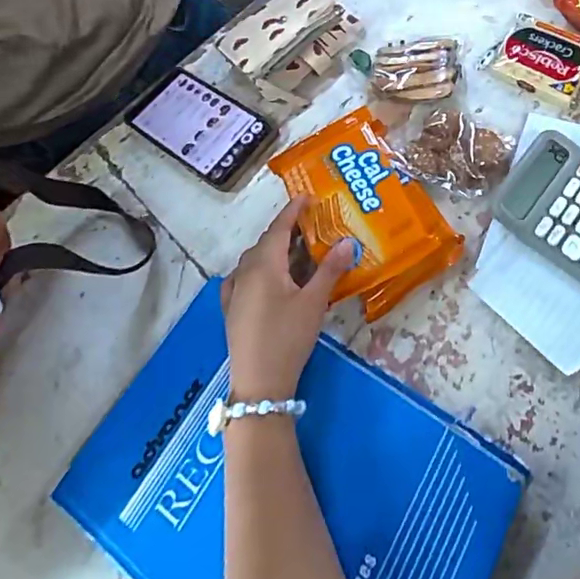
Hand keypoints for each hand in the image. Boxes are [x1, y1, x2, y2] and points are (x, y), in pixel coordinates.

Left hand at [222, 197, 358, 398]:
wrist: (259, 382)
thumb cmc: (288, 337)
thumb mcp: (315, 302)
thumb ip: (330, 269)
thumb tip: (348, 240)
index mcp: (264, 264)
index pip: (279, 228)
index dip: (293, 210)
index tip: (308, 196)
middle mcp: (245, 272)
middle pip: (266, 242)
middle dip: (287, 230)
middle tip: (311, 226)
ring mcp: (235, 292)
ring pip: (254, 260)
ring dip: (274, 250)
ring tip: (296, 251)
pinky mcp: (232, 310)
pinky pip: (244, 278)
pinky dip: (259, 269)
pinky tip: (267, 278)